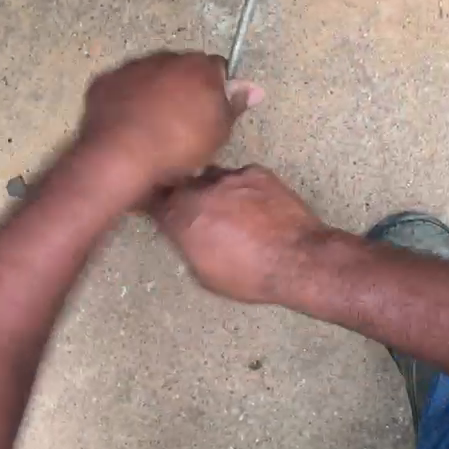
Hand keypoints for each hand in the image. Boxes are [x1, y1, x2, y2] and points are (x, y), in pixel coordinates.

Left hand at [74, 52, 259, 195]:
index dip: (217, 90)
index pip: (217, 68)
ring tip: (154, 127)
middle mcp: (166, 58)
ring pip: (151, 76)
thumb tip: (255, 88)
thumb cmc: (178, 146)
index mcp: (199, 67)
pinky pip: (122, 88)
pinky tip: (128, 125)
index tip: (213, 112)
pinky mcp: (105, 82)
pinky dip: (127, 100)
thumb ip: (235, 104)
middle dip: (185, 88)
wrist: (121, 155)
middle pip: (183, 69)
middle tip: (184, 123)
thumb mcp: (219, 132)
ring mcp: (132, 68)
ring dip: (155, 93)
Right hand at [149, 165, 332, 304]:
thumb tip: (184, 236)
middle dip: (184, 198)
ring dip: (213, 191)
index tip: (158, 210)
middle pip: (181, 186)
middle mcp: (200, 192)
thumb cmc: (250, 275)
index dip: (154, 205)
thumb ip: (187, 246)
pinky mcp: (256, 172)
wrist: (296, 259)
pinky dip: (242, 188)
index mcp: (182, 219)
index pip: (153, 202)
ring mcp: (229, 178)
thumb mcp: (204, 274)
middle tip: (198, 216)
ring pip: (210, 177)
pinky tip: (254, 207)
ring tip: (230, 213)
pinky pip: (240, 175)